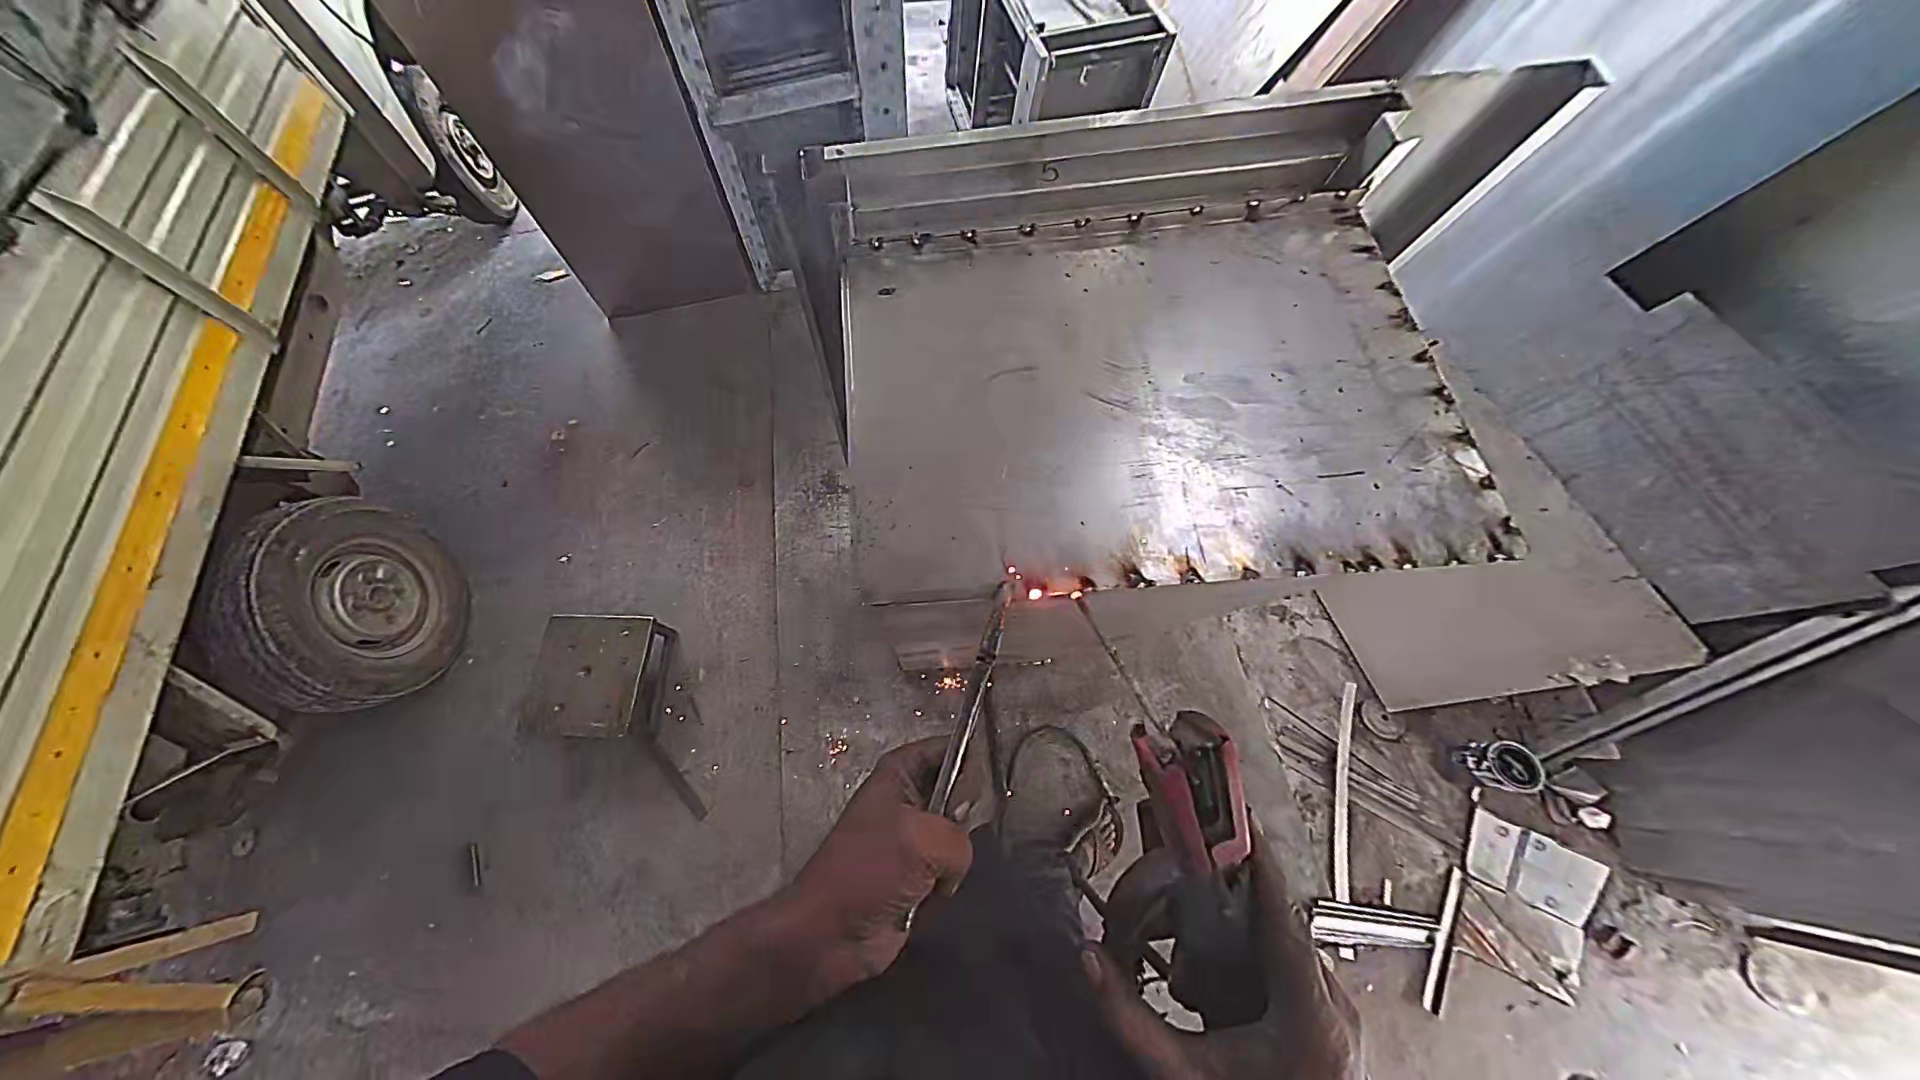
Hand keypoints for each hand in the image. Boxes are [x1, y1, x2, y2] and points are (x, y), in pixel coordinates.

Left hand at [776, 737, 973, 1000]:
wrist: (829, 935)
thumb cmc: (869, 871)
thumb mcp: (924, 840)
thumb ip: (960, 832)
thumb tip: (963, 847)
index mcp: (900, 772)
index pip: (950, 748)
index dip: (972, 760)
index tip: (983, 788)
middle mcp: (909, 798)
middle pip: (961, 791)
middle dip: (966, 816)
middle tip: (953, 838)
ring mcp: (914, 838)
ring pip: (961, 835)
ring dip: (955, 861)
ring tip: (936, 877)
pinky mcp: (917, 875)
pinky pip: (952, 870)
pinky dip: (947, 885)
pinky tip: (931, 897)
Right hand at [1082, 826, 1362, 1079]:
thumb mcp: (1184, 1075)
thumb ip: (1131, 1018)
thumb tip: (1089, 959)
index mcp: (1306, 1011)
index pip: (1280, 905)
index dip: (1255, 852)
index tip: (1233, 811)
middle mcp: (1332, 1002)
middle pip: (1270, 917)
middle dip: (1220, 911)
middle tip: (1180, 924)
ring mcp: (1337, 1008)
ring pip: (1276, 939)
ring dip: (1230, 944)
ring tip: (1196, 990)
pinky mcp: (1330, 1014)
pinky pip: (1285, 963)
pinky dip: (1247, 965)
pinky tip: (1220, 1002)